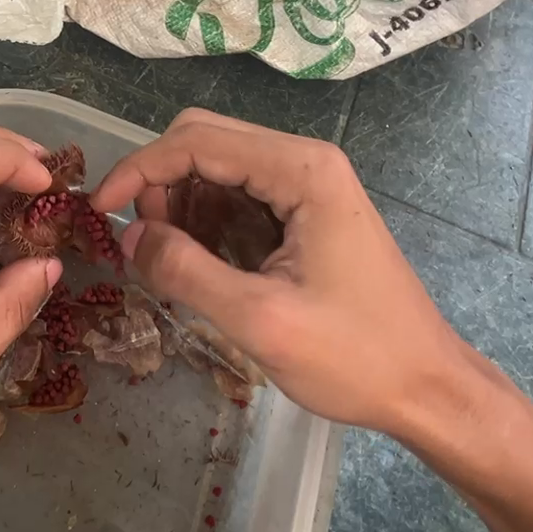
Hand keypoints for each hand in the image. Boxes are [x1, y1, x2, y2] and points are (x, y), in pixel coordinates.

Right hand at [94, 110, 532, 531]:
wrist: (432, 391)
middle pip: (203, 140)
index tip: (100, 211)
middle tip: (143, 240)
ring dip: (179, 204)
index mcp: (300, 169)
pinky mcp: (300, 206)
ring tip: (174, 260)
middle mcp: (302, 158)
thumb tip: (126, 236)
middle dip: (159, 183)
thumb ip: (185, 271)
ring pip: (212, 165)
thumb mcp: (260, 320)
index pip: (196, 141)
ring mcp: (304, 180)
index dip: (139, 170)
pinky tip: (202, 262)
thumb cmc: (355, 357)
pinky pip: (232, 192)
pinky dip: (202, 219)